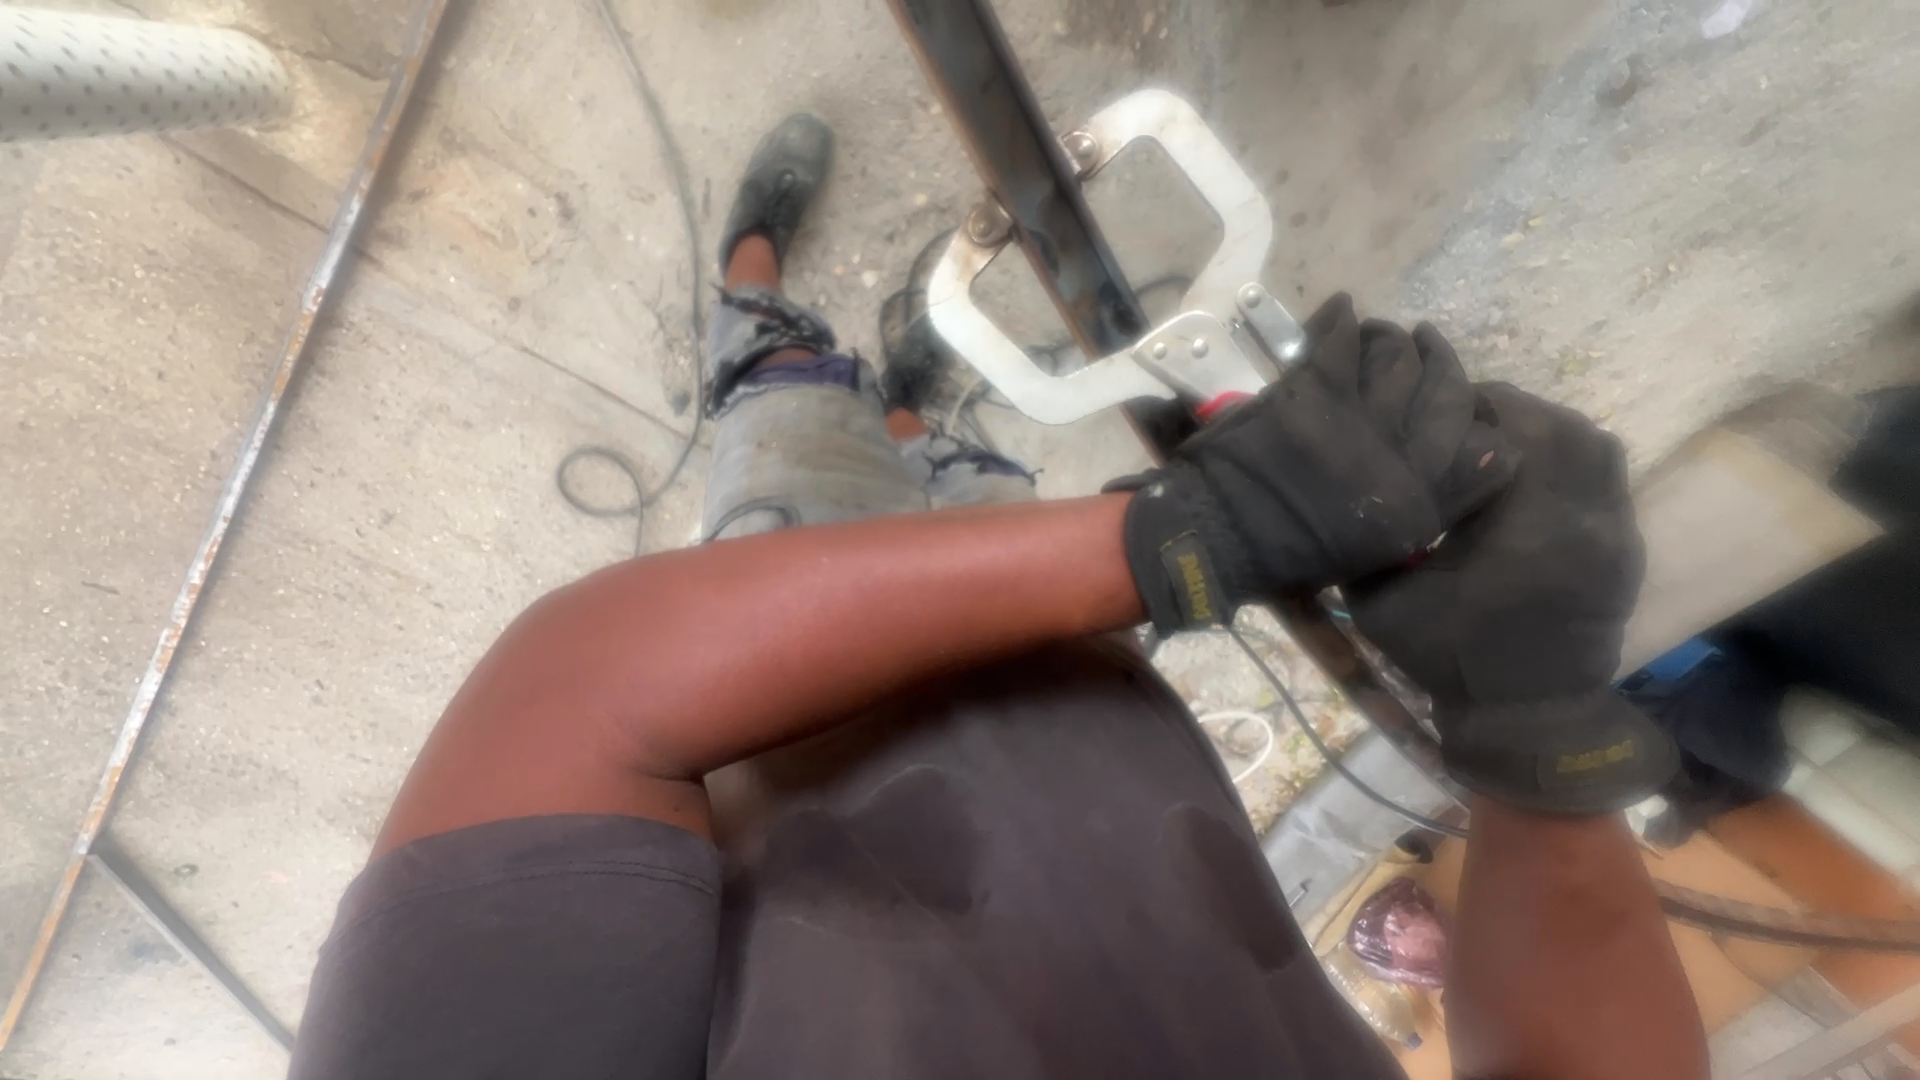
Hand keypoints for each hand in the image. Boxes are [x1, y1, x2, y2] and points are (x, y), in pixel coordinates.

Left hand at [1118, 293, 1514, 633]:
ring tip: (1381, 333)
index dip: (1475, 421)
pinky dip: (1338, 320)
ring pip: (1398, 361)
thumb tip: (1425, 481)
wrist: (1221, 534)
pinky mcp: (1315, 391)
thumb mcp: (1361, 554)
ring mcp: (1360, 421)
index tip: (1462, 403)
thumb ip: (1401, 516)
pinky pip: (1340, 340)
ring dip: (1391, 340)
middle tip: (1427, 343)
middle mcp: (1403, 460)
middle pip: (1448, 396)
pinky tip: (1340, 309)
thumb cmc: (1280, 557)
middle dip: (1441, 364)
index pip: (1484, 454)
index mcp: (1418, 508)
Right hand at [1345, 383, 1678, 814]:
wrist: (1528, 715)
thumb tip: (1357, 487)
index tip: (1431, 412)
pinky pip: (1602, 474)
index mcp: (1523, 532)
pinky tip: (1519, 475)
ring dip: (1543, 429)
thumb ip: (1372, 539)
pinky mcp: (1623, 544)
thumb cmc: (1448, 658)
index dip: (1472, 410)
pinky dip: (1563, 457)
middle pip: (1561, 427)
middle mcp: (1582, 521)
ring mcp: (1613, 532)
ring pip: (1594, 444)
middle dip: (1510, 410)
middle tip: (1457, 416)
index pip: (1512, 434)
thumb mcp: (1380, 604)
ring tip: (1492, 438)